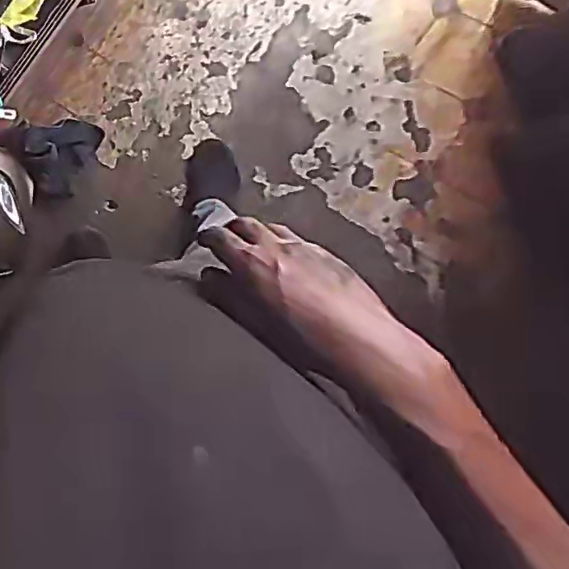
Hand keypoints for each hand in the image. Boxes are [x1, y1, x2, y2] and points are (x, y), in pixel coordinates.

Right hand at [198, 217, 473, 437]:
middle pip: (245, 223)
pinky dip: (286, 244)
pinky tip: (291, 262)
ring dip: (260, 233)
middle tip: (226, 239)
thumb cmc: (307, 341)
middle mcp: (276, 246)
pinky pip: (299, 240)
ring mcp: (306, 247)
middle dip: (232, 228)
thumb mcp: (254, 322)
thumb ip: (226, 295)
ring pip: (273, 228)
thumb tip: (209, 277)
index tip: (203, 242)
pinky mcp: (330, 256)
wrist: (366, 344)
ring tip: (257, 247)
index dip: (207, 237)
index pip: (218, 235)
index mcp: (251, 261)